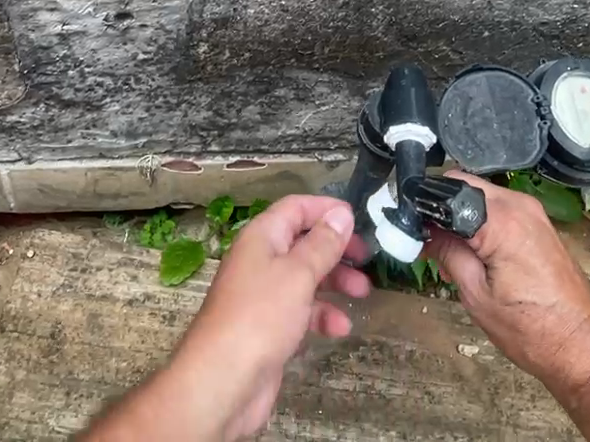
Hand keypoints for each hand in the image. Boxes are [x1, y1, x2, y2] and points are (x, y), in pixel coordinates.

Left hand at [81, 195, 371, 441]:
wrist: (223, 381)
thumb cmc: (260, 315)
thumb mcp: (298, 273)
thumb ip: (323, 243)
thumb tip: (342, 213)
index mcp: (262, 236)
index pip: (296, 208)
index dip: (326, 209)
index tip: (357, 219)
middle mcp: (261, 259)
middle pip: (303, 242)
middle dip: (335, 249)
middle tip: (365, 258)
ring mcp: (264, 294)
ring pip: (305, 277)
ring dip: (334, 282)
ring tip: (362, 293)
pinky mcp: (269, 326)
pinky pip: (301, 310)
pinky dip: (321, 315)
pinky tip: (340, 328)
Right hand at [426, 173, 589, 398]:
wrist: (585, 350)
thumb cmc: (531, 329)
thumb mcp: (476, 294)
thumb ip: (447, 252)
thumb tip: (422, 229)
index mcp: (501, 219)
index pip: (448, 189)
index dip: (422, 203)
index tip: (405, 223)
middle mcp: (518, 204)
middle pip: (463, 185)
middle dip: (439, 205)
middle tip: (422, 237)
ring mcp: (532, 211)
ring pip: (480, 195)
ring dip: (458, 212)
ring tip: (442, 248)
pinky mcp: (538, 223)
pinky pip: (498, 208)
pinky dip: (478, 219)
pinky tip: (468, 248)